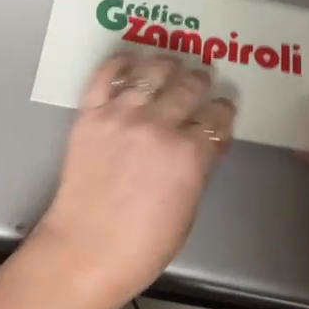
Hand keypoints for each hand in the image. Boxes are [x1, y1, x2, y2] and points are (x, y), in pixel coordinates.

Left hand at [29, 52, 236, 308]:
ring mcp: (121, 115)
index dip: (224, 109)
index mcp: (189, 153)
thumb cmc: (143, 246)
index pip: (217, 117)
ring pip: (151, 72)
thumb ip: (197, 170)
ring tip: (171, 60)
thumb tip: (205, 145)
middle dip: (200, 80)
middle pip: (188, 87)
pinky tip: (130, 58)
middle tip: (203, 75)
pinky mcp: (90, 114)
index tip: (224, 106)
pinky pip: (106, 75)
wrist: (84, 250)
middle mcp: (158, 125)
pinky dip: (120, 62)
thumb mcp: (187, 210)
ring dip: (167, 63)